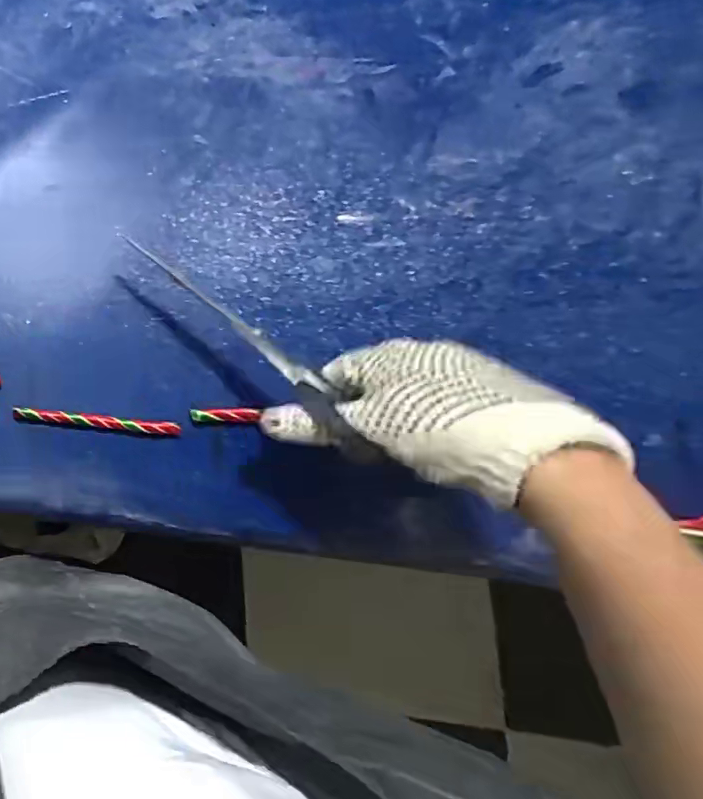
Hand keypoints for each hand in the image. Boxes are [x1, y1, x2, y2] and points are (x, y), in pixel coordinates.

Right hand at [259, 339, 632, 508]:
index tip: (338, 432)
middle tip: (374, 442)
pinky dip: (440, 415)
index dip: (328, 404)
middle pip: (374, 380)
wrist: (534, 449)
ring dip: (404, 411)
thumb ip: (311, 424)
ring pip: (412, 388)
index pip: (334, 374)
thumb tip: (263, 418)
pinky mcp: (500, 383)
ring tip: (416, 444)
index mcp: (384, 354)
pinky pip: (450, 396)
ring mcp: (466, 363)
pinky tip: (451, 439)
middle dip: (367, 407)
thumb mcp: (362, 430)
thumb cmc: (428, 430)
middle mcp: (423, 349)